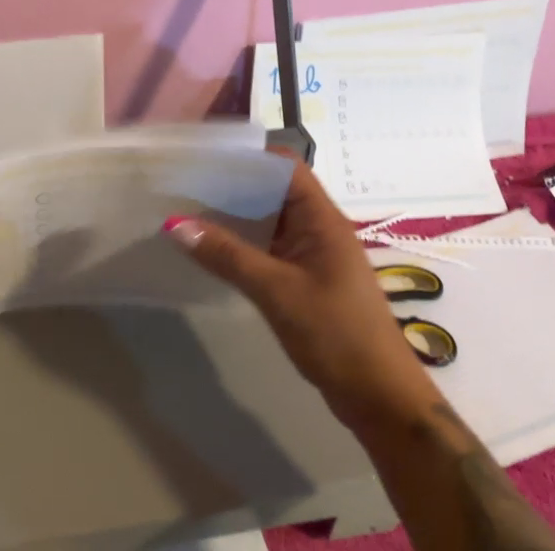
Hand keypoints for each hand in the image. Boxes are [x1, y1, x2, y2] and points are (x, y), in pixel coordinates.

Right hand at [165, 156, 440, 430]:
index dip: (249, 157)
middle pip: (273, 191)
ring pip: (268, 222)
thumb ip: (227, 256)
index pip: (285, 167)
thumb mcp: (276, 292)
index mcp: (322, 220)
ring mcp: (313, 257)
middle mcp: (318, 229)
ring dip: (233, 217)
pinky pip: (268, 250)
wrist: (379, 397)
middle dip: (232, 186)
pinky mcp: (305, 281)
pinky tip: (210, 252)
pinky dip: (241, 246)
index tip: (204, 158)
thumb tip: (175, 223)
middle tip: (183, 184)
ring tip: (187, 212)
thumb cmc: (336, 334)